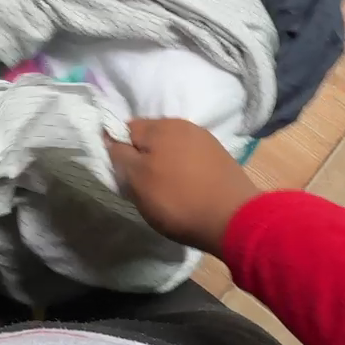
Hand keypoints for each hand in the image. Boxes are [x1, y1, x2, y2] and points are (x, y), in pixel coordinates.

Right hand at [107, 119, 259, 255]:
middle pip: (149, 137)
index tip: (123, 175)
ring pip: (170, 146)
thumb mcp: (137, 181)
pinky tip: (187, 186)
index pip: (125, 129)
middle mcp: (182, 124)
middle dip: (142, 155)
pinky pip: (190, 156)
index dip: (119, 151)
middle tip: (143, 184)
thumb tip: (108, 137)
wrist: (235, 220)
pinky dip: (183, 168)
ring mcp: (204, 139)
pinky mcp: (220, 156)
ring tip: (166, 188)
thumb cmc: (178, 200)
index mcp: (159, 126)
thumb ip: (119, 155)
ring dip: (164, 161)